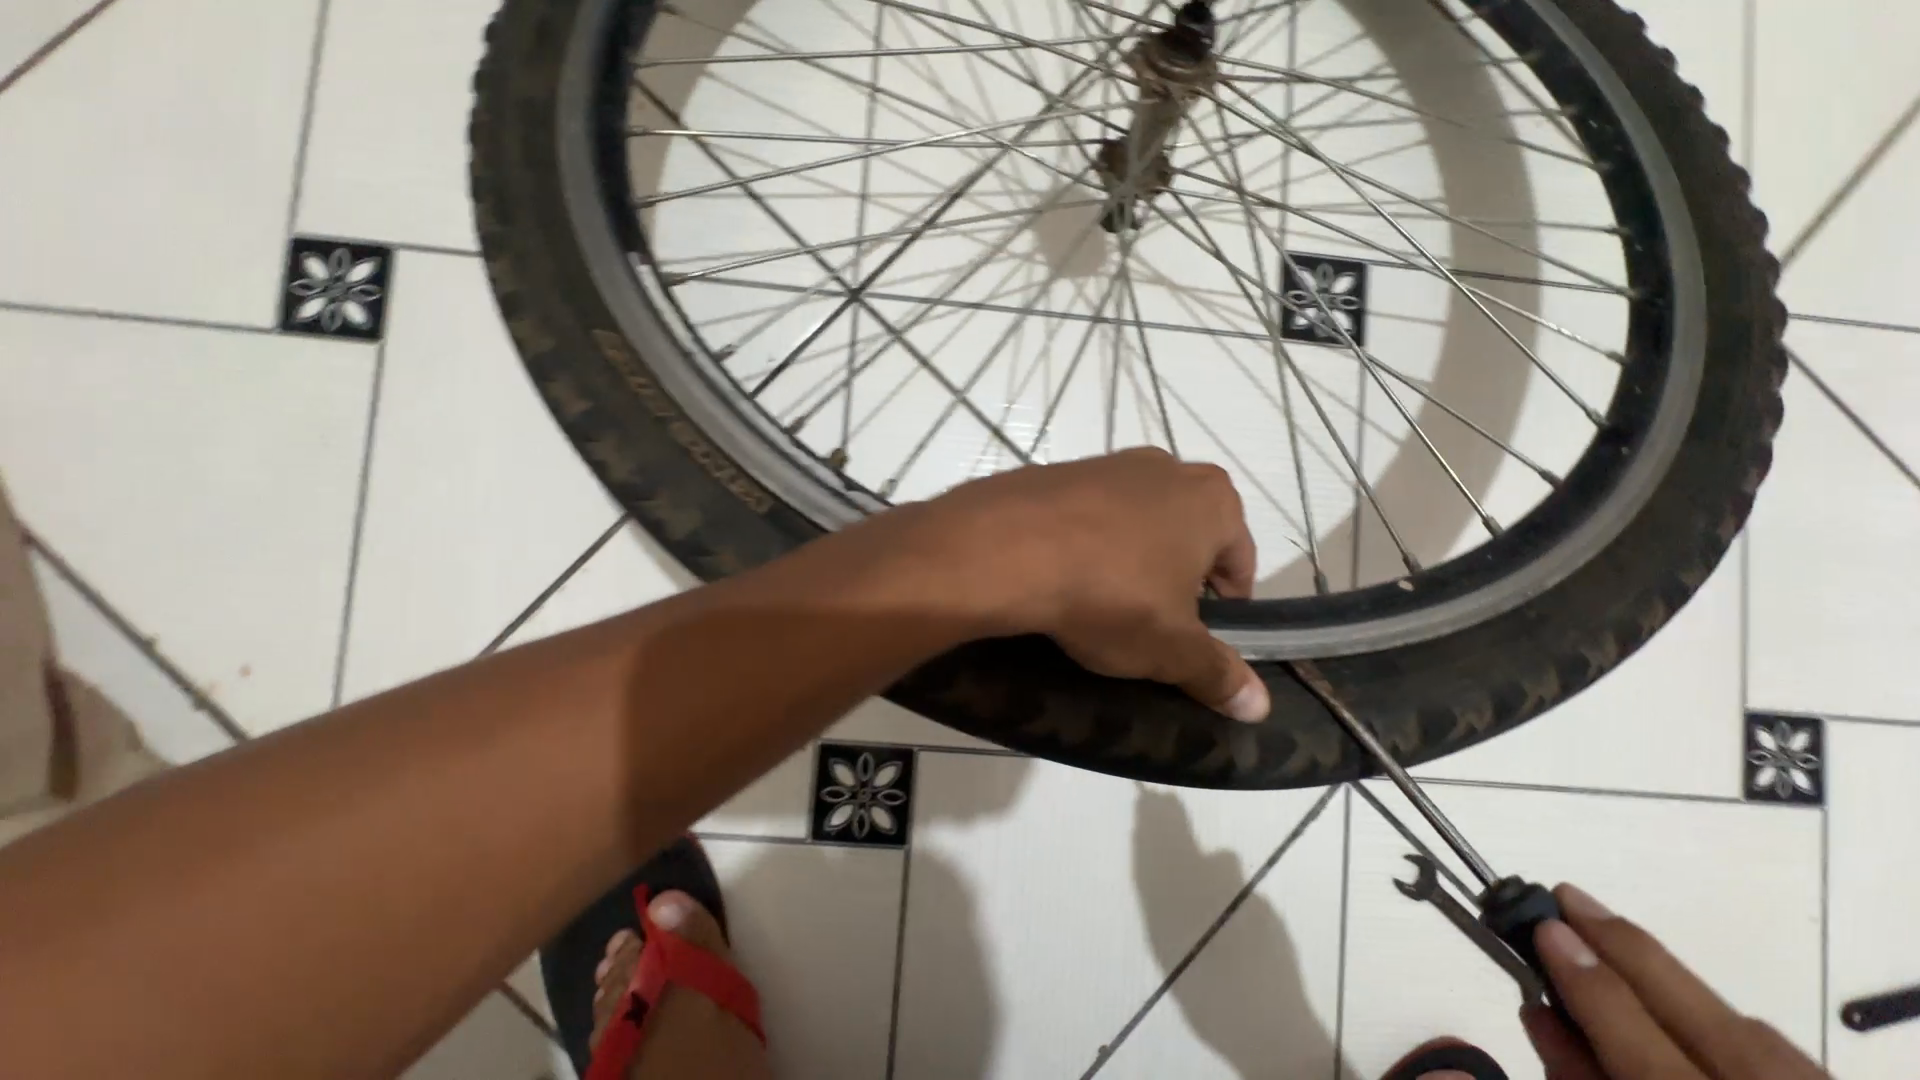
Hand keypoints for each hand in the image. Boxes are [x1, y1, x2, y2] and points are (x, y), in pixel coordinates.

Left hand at [910, 448, 1268, 722]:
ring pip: (1136, 525)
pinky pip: (1086, 518)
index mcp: (1213, 500)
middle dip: (1174, 582)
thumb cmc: (1108, 594)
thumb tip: (1259, 706)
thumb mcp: (1169, 648)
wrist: (1003, 549)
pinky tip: (1061, 578)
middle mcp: (1167, 468)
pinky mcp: (1056, 471)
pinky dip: (1083, 546)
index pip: (1239, 564)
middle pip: (1187, 539)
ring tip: (1099, 605)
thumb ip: (1217, 673)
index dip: (1224, 610)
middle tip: (1147, 626)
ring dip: (1128, 561)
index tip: (1194, 641)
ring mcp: (1108, 463)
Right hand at [1524, 884, 1827, 1079]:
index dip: (1586, 979)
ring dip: (1670, 978)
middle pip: (1703, 1018)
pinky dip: (1718, 1022)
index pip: (1636, 1043)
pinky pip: (1777, 1056)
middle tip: (1566, 895)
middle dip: (1627, 948)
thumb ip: (1577, 1078)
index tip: (1545, 924)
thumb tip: (1539, 1010)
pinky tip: (1679, 1007)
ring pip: (1748, 1030)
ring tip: (1608, 934)